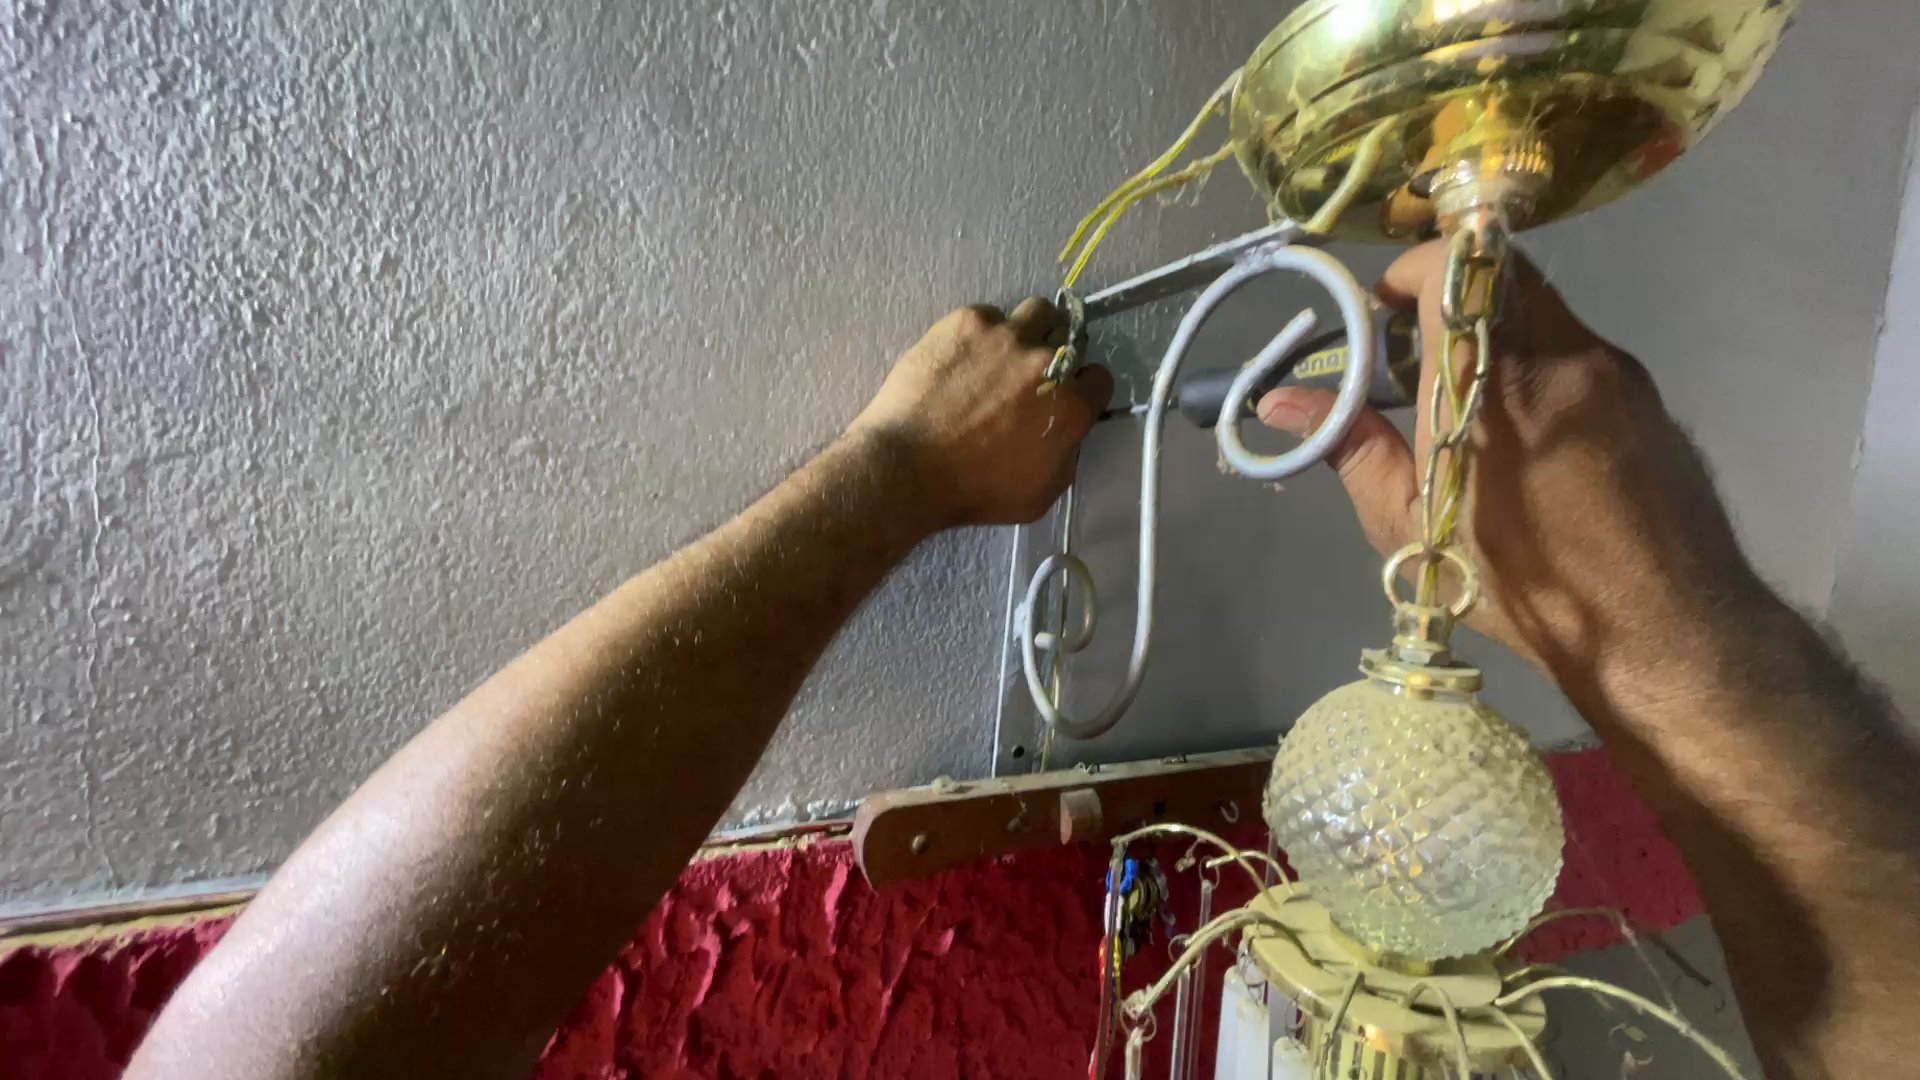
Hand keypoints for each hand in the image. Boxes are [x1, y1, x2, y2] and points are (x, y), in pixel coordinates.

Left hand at [852, 298, 1113, 527]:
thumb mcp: (1039, 496)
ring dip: (1028, 330)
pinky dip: (979, 334)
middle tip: (1027, 376)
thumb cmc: (973, 492)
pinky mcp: (966, 322)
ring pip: (1036, 312)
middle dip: (1054, 356)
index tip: (1064, 396)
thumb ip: (1065, 458)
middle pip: (1069, 339)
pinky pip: (986, 316)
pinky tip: (960, 359)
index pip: (1099, 378)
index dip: (1082, 388)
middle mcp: (1046, 362)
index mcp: (1070, 406)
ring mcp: (1006, 335)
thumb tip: (1067, 433)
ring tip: (1002, 353)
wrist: (908, 468)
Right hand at [1256, 241, 1762, 685]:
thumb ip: (1347, 443)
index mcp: (1490, 382)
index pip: (1457, 269)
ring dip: (1484, 334)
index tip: (1377, 316)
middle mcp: (1560, 354)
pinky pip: (1569, 347)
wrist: (1660, 623)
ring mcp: (1611, 369)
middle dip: (1443, 301)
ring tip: (1453, 407)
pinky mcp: (1641, 394)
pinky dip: (1525, 362)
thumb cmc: (1511, 575)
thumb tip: (1276, 402)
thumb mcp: (1403, 518)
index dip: (1409, 273)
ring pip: (1537, 310)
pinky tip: (1509, 434)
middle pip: (1499, 277)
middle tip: (1406, 364)